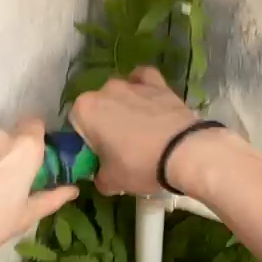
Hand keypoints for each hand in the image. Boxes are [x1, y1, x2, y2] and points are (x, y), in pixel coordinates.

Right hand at [69, 67, 209, 195]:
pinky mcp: (158, 83)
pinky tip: (147, 99)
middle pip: (98, 106)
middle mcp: (105, 90)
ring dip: (123, 107)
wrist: (185, 152)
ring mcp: (133, 84)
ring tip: (138, 129)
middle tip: (119, 147)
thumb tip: (102, 178)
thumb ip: (99, 177)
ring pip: (120, 93)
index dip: (86, 141)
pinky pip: (143, 79)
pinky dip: (142, 86)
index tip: (99, 156)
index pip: (76, 124)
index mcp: (85, 110)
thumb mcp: (112, 181)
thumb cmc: (140, 165)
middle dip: (104, 123)